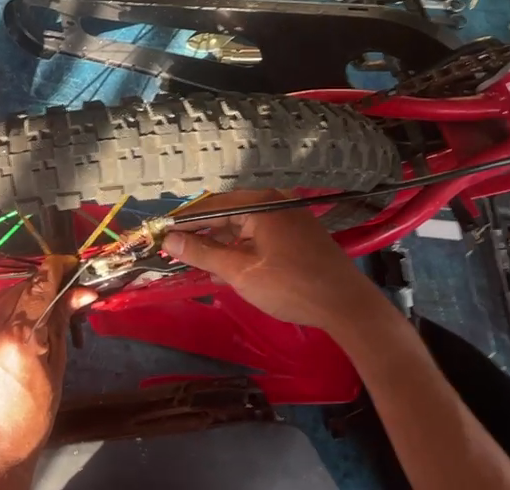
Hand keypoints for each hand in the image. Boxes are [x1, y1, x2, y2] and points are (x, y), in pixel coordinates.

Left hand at [0, 256, 95, 484]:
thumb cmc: (34, 413)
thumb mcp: (56, 367)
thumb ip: (63, 323)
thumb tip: (83, 292)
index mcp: (21, 337)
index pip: (41, 286)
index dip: (56, 269)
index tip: (68, 262)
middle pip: (23, 287)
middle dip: (42, 284)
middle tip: (61, 289)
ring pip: (4, 294)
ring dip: (24, 294)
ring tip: (40, 306)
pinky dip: (6, 308)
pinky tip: (18, 320)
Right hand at [161, 190, 381, 331]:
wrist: (348, 307)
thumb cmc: (291, 286)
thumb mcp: (240, 272)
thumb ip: (202, 253)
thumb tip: (169, 240)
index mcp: (259, 203)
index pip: (210, 208)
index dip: (183, 223)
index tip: (160, 234)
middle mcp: (274, 201)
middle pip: (226, 214)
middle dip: (202, 233)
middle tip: (176, 250)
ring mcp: (289, 215)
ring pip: (243, 225)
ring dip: (221, 243)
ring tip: (198, 261)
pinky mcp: (299, 233)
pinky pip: (260, 233)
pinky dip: (241, 247)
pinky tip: (228, 266)